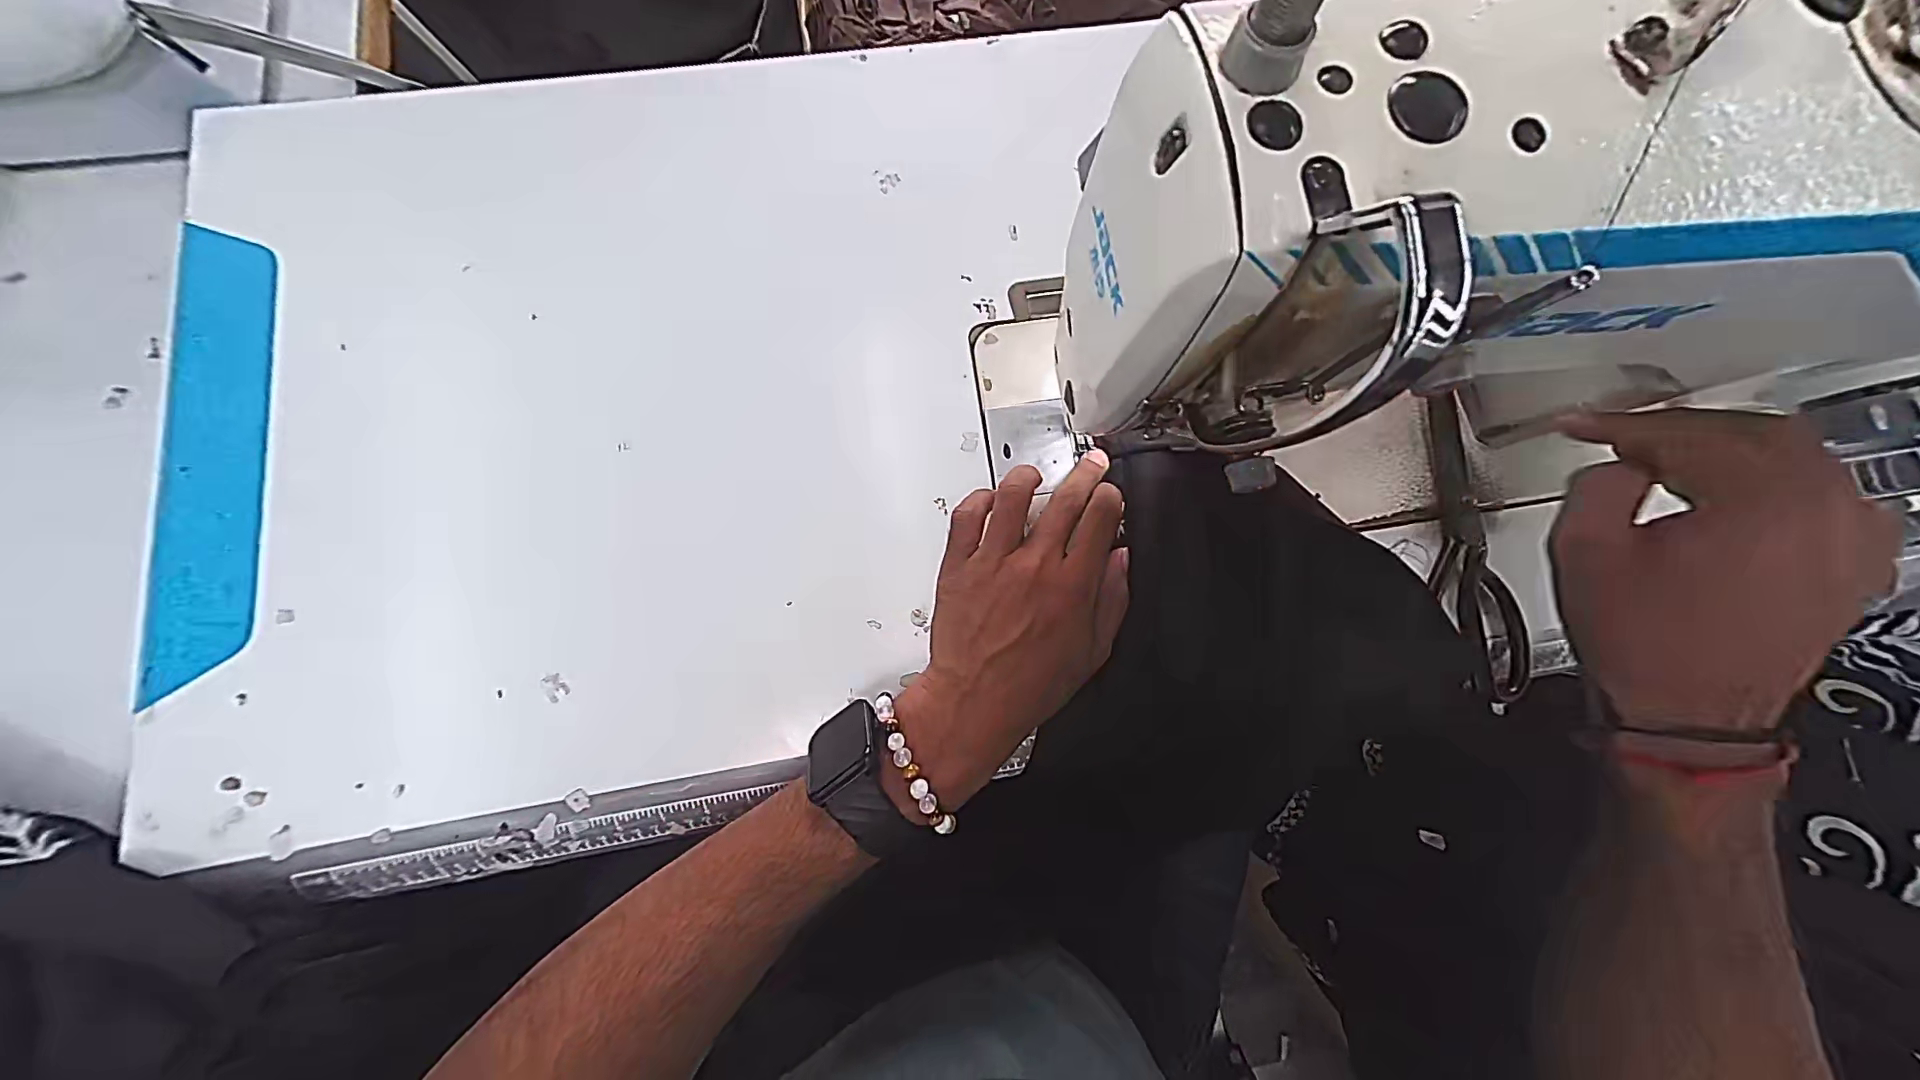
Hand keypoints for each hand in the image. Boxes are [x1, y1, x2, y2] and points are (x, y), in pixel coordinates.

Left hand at [889, 451, 1129, 811]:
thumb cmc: (1030, 684)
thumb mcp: (1091, 650)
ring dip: (1029, 477)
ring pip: (1013, 496)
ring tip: (1036, 476)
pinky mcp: (959, 566)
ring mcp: (993, 563)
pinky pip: (967, 517)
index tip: (1110, 495)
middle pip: (1066, 499)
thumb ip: (1112, 599)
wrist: (975, 701)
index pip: (1100, 518)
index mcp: (1072, 587)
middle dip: (1085, 473)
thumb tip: (1121, 561)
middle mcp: (1034, 567)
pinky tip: (990, 500)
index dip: (1111, 497)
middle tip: (1089, 465)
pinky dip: (979, 499)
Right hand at [1551, 409, 1898, 732]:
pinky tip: (1728, 491)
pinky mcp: (1854, 564)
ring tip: (1667, 459)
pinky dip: (1766, 481)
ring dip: (1723, 450)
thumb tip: (1620, 465)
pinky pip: (1821, 495)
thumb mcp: (1583, 551)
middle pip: (1756, 434)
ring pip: (1794, 460)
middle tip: (1624, 435)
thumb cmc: (1642, 641)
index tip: (1586, 424)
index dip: (1625, 425)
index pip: (1690, 434)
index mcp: (1763, 505)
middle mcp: (1829, 514)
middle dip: (1680, 429)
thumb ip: (1599, 486)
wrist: (1689, 712)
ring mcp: (1853, 541)